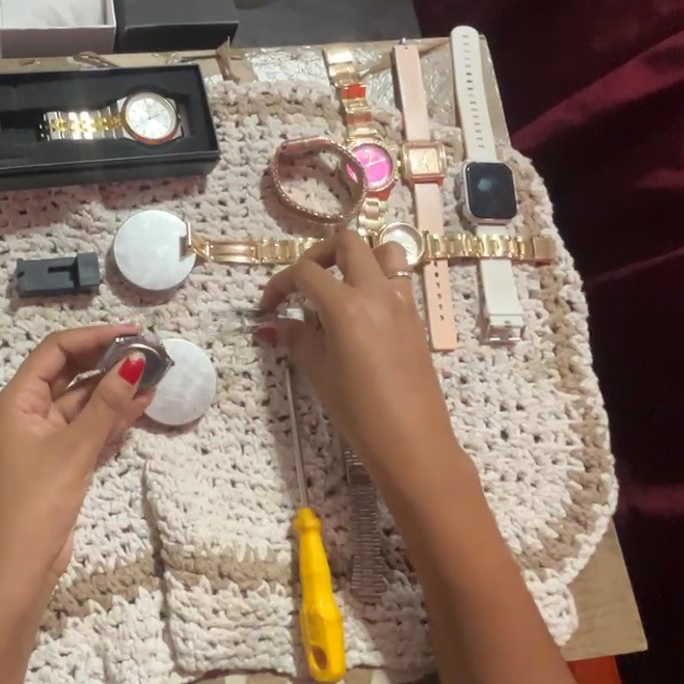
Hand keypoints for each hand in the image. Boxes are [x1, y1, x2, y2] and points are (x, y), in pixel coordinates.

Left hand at [0, 325, 155, 601]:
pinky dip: (111, 421)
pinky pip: (88, 430)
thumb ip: (107, 404)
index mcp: (17, 401)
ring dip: (115, 393)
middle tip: (151, 356)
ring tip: (155, 380)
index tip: (133, 333)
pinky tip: (141, 410)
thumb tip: (135, 360)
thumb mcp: (75, 448)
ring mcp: (44, 439)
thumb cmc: (36, 503)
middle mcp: (28, 413)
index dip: (94, 337)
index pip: (56, 351)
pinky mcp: (60, 462)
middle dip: (109, 364)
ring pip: (84, 403)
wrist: (19, 571)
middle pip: (71, 374)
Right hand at [258, 231, 464, 491]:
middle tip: (302, 284)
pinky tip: (360, 314)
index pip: (305, 272)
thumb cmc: (358, 410)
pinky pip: (397, 280)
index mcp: (346, 305)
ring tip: (339, 287)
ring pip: (384, 252)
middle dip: (318, 255)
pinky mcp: (415, 318)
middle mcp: (377, 292)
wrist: (413, 440)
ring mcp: (402, 302)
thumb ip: (297, 339)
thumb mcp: (318, 373)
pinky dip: (376, 281)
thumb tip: (276, 324)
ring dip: (357, 259)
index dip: (279, 283)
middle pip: (347, 243)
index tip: (268, 306)